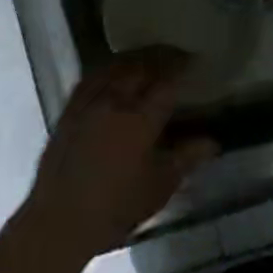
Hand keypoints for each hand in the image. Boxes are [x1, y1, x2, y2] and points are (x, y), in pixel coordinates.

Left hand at [20, 48, 218, 260]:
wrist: (61, 217)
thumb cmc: (116, 208)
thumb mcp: (158, 187)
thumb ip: (185, 158)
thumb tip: (212, 141)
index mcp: (139, 119)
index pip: (166, 83)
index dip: (182, 68)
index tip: (194, 60)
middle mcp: (113, 101)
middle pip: (140, 66)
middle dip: (160, 56)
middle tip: (176, 55)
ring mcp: (88, 101)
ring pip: (114, 66)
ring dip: (135, 57)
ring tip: (149, 57)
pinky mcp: (70, 107)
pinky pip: (92, 75)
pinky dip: (108, 67)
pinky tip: (114, 70)